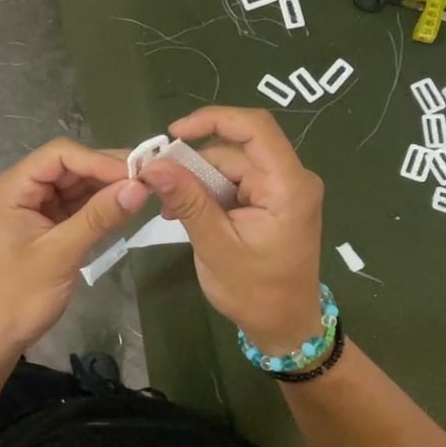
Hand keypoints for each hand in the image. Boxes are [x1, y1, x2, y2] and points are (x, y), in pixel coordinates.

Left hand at [0, 138, 145, 349]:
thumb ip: (99, 217)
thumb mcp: (61, 254)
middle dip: (107, 171)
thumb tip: (140, 187)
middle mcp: (21, 189)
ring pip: (75, 184)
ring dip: (106, 187)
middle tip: (151, 179)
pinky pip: (75, 205)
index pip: (60, 155)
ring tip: (145, 192)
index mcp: (12, 188)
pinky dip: (99, 205)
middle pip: (69, 165)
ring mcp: (33, 207)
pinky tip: (126, 207)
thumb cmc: (20, 296)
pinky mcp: (45, 225)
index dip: (99, 160)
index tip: (137, 174)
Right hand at [138, 107, 325, 354]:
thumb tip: (154, 166)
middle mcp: (291, 179)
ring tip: (171, 210)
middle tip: (156, 187)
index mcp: (287, 186)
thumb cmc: (255, 292)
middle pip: (235, 150)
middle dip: (193, 164)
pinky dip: (207, 192)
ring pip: (229, 165)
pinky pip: (234, 181)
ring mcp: (282, 189)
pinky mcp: (272, 200)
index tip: (172, 134)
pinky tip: (187, 212)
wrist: (285, 326)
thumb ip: (188, 202)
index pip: (255, 128)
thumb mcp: (215, 246)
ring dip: (196, 181)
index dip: (213, 120)